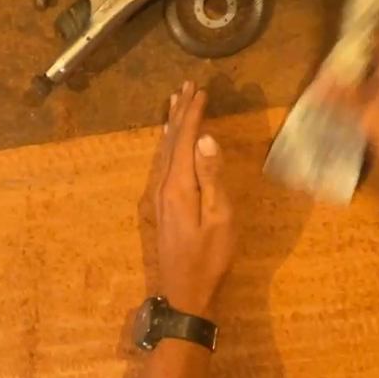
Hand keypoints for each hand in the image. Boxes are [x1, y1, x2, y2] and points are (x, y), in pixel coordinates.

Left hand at [145, 81, 234, 317]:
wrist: (185, 292)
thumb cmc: (210, 257)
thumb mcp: (220, 218)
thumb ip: (211, 177)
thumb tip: (205, 139)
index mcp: (178, 185)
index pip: (185, 140)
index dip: (193, 114)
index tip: (201, 89)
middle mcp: (163, 185)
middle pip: (170, 141)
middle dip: (180, 112)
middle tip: (186, 85)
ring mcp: (159, 196)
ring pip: (163, 151)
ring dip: (171, 125)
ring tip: (175, 102)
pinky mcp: (161, 205)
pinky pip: (162, 163)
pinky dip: (166, 145)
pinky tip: (168, 142)